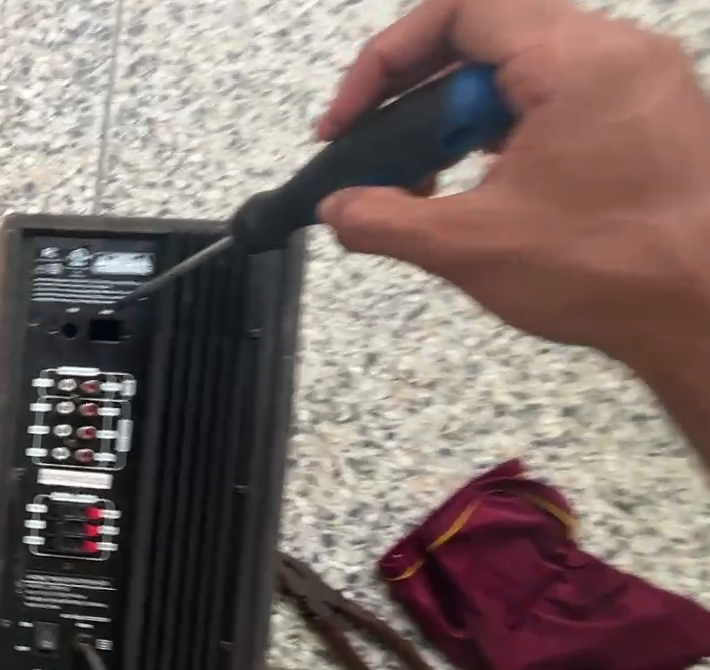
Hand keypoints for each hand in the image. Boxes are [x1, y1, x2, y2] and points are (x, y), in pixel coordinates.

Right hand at [315, 0, 709, 374]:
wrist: (703, 303)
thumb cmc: (596, 265)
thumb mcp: (462, 245)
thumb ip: (378, 220)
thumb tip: (333, 206)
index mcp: (577, 63)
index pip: (464, 10)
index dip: (384, 58)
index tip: (344, 124)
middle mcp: (610, 53)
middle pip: (481, 34)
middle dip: (402, 92)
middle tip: (356, 153)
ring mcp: (624, 83)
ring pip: (503, 70)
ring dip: (434, 120)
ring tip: (400, 180)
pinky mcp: (626, 116)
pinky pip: (533, 99)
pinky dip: (474, 134)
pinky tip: (447, 185)